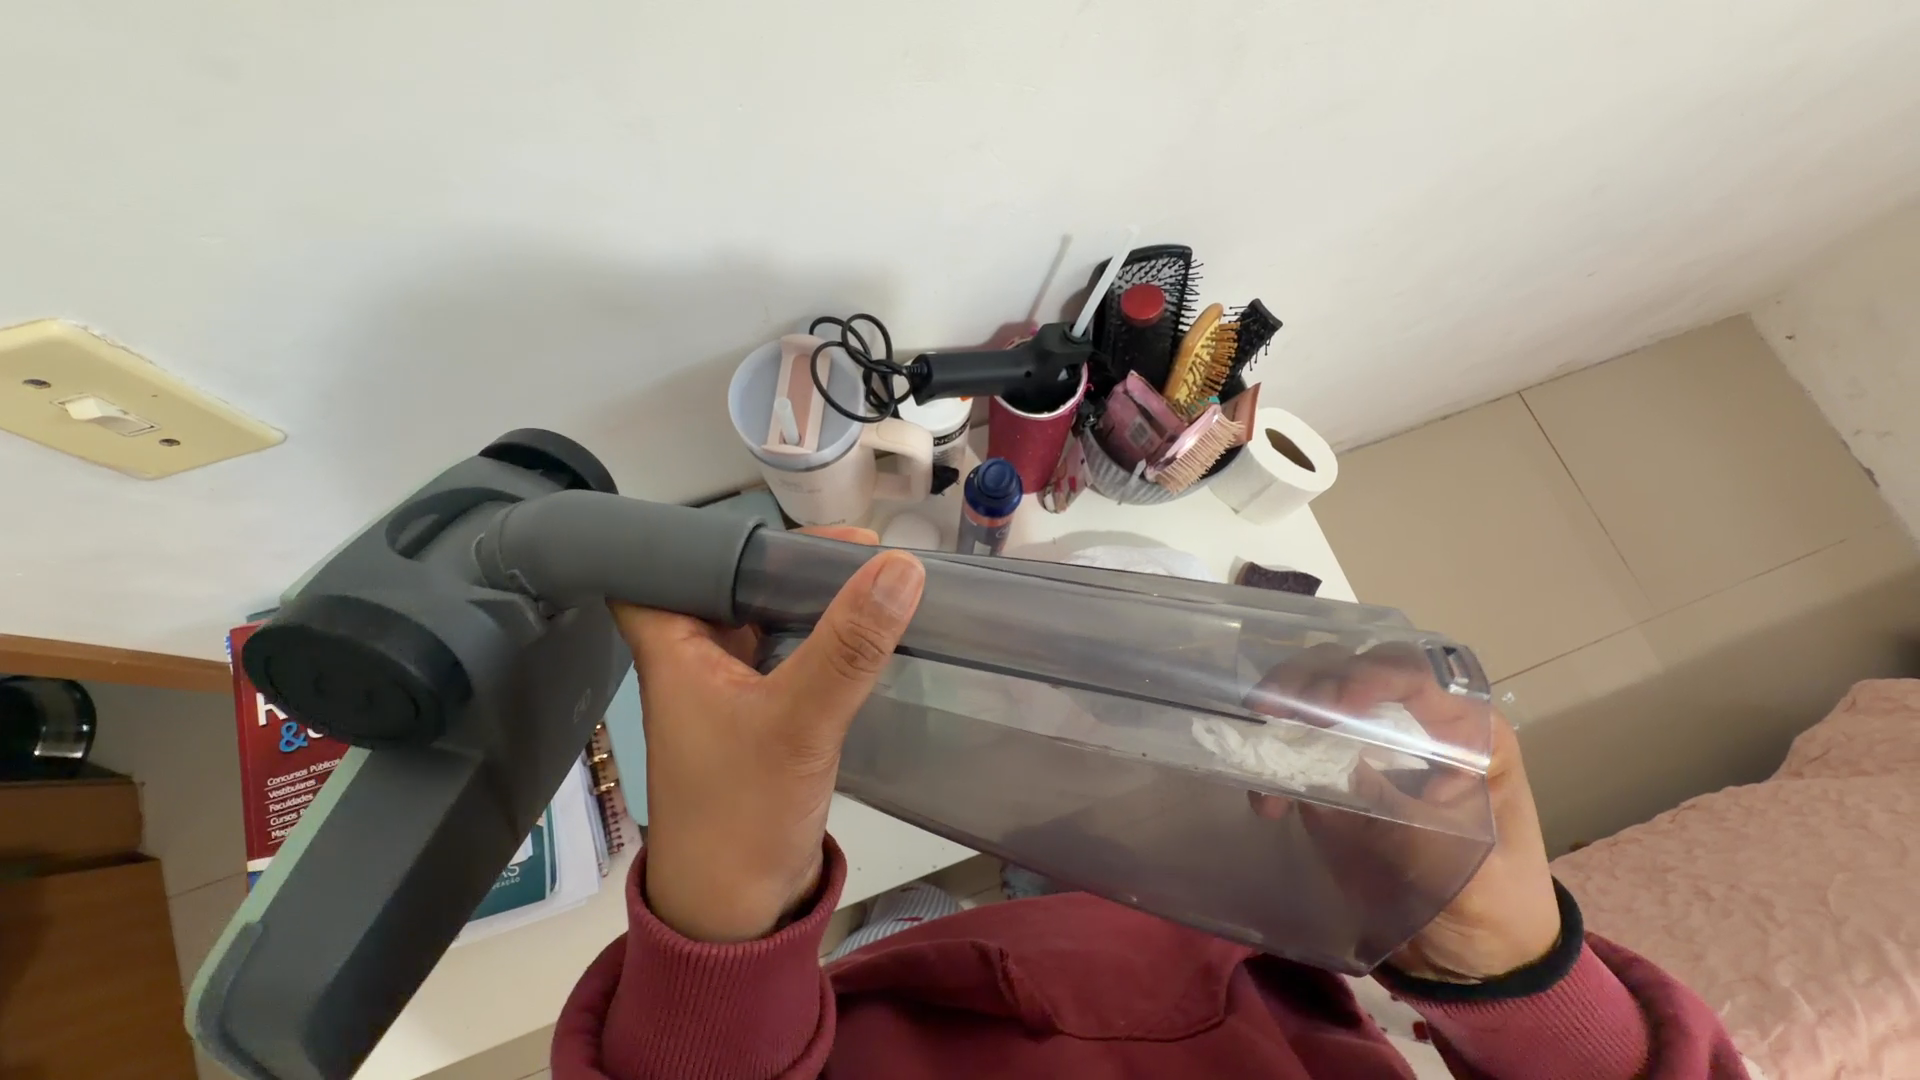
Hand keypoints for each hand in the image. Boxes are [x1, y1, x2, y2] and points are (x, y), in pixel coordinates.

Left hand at [614, 527, 925, 942]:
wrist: (740, 912)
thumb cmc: (741, 814)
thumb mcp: (797, 724)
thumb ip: (849, 648)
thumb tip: (902, 566)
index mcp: (673, 646)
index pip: (659, 563)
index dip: (698, 531)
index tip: (767, 513)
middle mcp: (694, 657)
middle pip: (729, 581)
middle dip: (786, 557)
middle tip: (855, 545)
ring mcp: (731, 685)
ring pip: (765, 615)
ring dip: (809, 594)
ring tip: (870, 572)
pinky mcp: (765, 712)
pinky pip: (792, 651)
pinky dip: (823, 633)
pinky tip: (863, 624)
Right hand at [1248, 645, 1560, 981]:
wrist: (1469, 954)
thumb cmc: (1490, 901)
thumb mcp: (1457, 860)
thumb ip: (1398, 809)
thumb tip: (1332, 765)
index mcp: (1467, 731)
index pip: (1418, 676)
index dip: (1371, 678)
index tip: (1332, 708)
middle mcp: (1414, 720)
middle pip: (1354, 666)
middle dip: (1308, 680)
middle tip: (1272, 710)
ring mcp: (1368, 741)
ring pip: (1315, 689)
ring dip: (1280, 706)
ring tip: (1259, 739)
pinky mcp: (1332, 767)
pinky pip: (1292, 741)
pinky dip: (1269, 757)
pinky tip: (1266, 801)